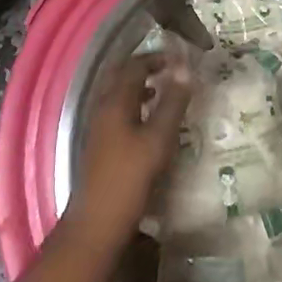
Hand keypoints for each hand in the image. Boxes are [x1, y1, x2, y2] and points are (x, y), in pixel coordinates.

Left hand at [70, 54, 194, 241]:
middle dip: (144, 67)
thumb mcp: (158, 139)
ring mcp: (98, 125)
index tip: (179, 59)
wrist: (96, 223)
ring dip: (139, 86)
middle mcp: (102, 106)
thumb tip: (185, 69)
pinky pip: (117, 110)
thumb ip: (172, 103)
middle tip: (169, 68)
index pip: (134, 65)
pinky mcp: (99, 143)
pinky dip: (134, 104)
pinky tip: (148, 121)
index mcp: (115, 100)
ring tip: (162, 90)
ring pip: (118, 93)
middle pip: (121, 75)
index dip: (156, 58)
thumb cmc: (129, 178)